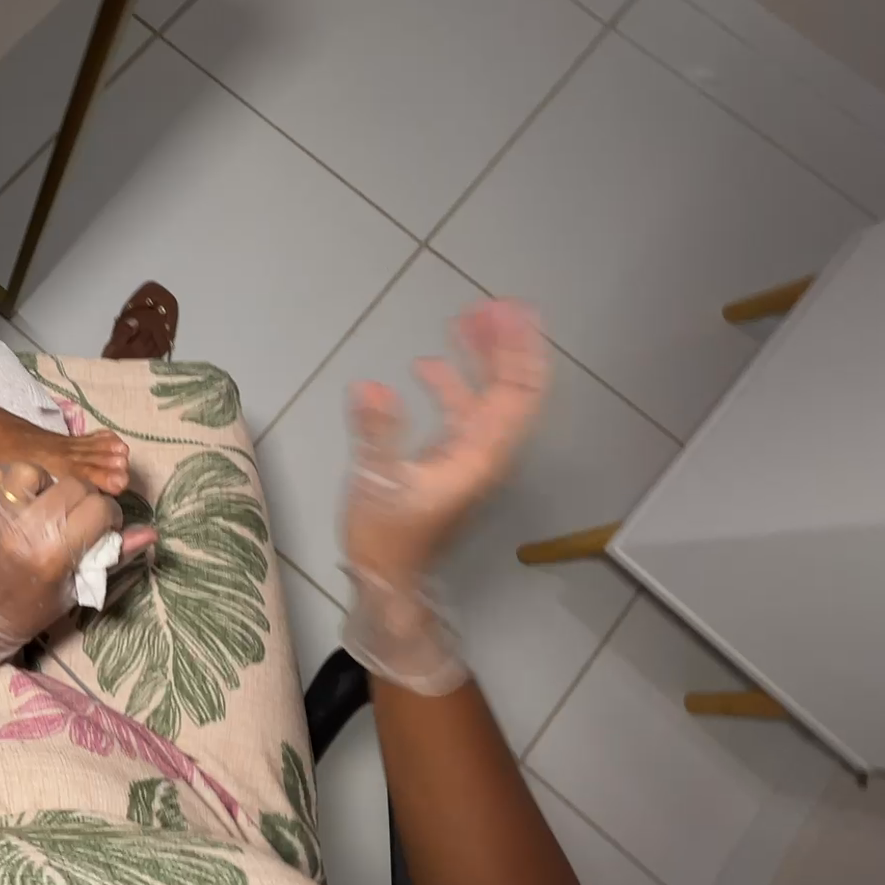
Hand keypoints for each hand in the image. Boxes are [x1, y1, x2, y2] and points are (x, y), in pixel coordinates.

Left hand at [0, 462, 149, 694]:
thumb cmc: (36, 604)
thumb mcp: (79, 586)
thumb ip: (114, 555)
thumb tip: (151, 532)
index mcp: (53, 553)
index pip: (99, 509)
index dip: (108, 516)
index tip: (102, 527)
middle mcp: (25, 529)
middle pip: (74, 486)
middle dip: (83, 499)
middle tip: (76, 517)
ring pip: (37, 470)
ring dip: (46, 484)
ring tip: (44, 506)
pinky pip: (0, 471)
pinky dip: (11, 481)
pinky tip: (19, 502)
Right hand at [339, 299, 547, 693]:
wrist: (391, 578)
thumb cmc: (388, 535)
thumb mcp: (377, 482)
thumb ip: (377, 432)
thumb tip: (369, 384)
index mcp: (479, 454)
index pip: (514, 392)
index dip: (514, 348)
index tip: (506, 311)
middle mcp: (486, 451)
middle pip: (510, 389)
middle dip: (503, 345)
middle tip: (487, 305)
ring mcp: (470, 457)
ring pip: (489, 399)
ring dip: (480, 361)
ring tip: (461, 324)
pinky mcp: (451, 463)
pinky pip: (466, 414)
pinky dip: (454, 386)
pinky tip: (427, 370)